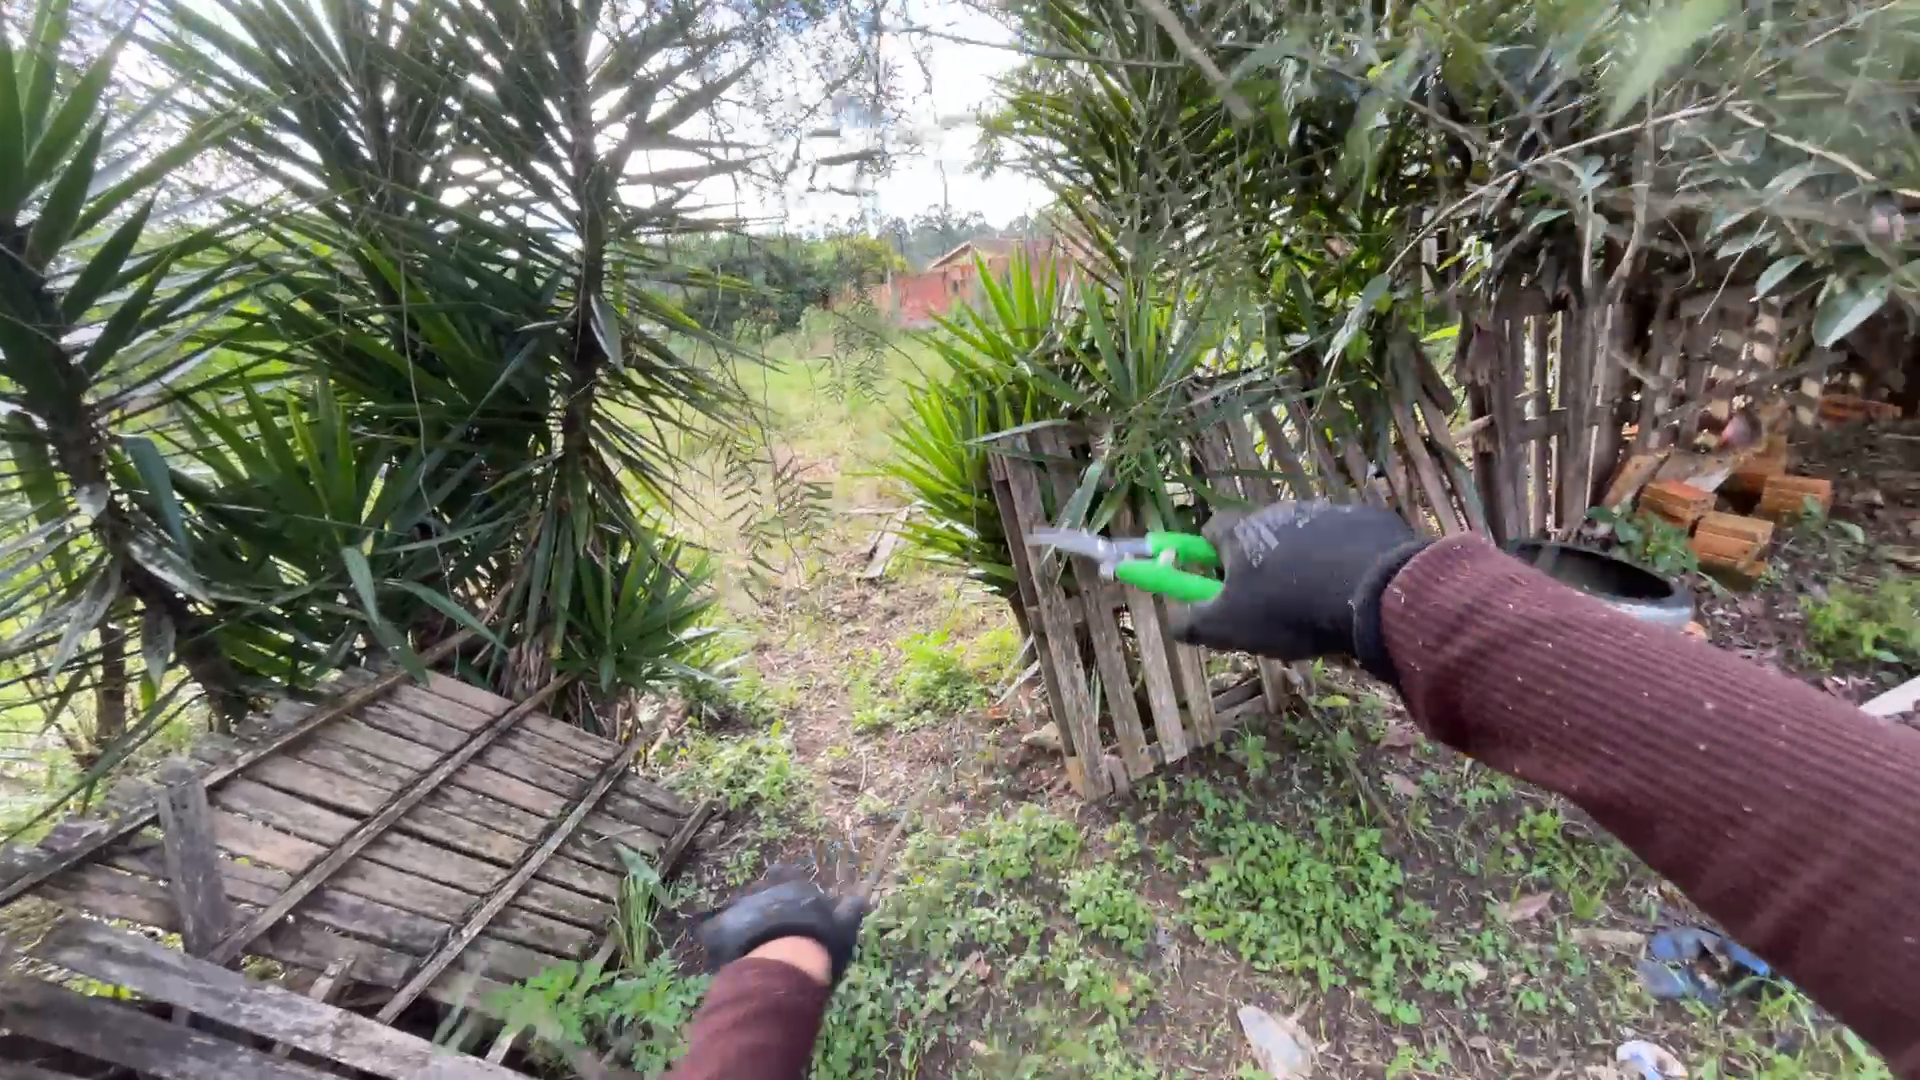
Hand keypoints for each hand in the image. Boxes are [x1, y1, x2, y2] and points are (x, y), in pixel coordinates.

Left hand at [697, 879, 865, 984]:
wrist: (787, 962)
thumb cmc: (819, 941)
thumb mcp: (843, 927)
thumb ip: (850, 912)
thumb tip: (863, 899)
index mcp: (793, 885)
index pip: (785, 872)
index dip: (784, 879)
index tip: (784, 887)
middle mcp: (765, 890)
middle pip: (759, 890)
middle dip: (761, 902)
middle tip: (766, 922)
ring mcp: (741, 908)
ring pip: (738, 908)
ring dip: (741, 920)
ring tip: (745, 940)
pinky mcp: (721, 931)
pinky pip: (713, 932)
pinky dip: (717, 939)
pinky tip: (720, 952)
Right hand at [1168, 500, 1428, 683]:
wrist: (1376, 596)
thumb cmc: (1288, 610)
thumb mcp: (1227, 627)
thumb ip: (1190, 623)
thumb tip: (1171, 621)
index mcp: (1241, 532)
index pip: (1210, 530)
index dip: (1208, 556)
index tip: (1216, 582)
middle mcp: (1279, 512)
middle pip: (1257, 534)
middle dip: (1258, 563)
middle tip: (1268, 602)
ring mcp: (1326, 512)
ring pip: (1302, 537)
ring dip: (1301, 562)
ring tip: (1317, 603)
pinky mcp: (1367, 520)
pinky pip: (1345, 540)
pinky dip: (1341, 561)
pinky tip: (1351, 592)